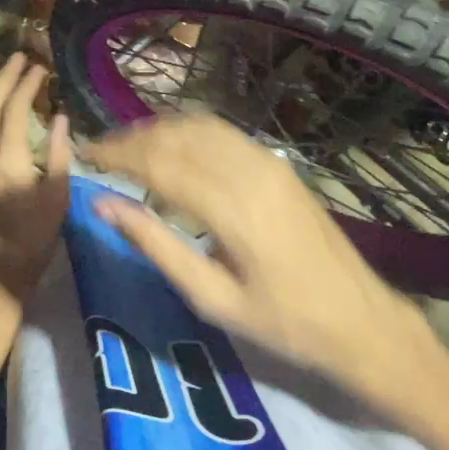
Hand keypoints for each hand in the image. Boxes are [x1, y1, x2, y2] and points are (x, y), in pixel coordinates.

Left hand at [0, 54, 71, 304]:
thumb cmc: (35, 237)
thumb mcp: (57, 197)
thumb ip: (59, 153)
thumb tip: (60, 117)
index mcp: (8, 160)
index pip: (13, 110)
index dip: (25, 84)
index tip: (39, 67)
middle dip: (4, 78)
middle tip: (20, 58)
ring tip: (8, 77)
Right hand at [82, 114, 429, 402]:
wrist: (364, 323)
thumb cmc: (284, 323)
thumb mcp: (212, 298)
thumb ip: (155, 245)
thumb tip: (102, 205)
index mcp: (232, 210)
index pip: (157, 164)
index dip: (115, 155)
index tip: (83, 156)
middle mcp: (249, 173)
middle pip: (173, 138)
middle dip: (129, 139)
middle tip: (97, 152)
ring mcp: (267, 163)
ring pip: (195, 126)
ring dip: (154, 130)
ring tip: (125, 146)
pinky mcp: (277, 163)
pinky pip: (220, 131)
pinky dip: (183, 129)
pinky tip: (168, 144)